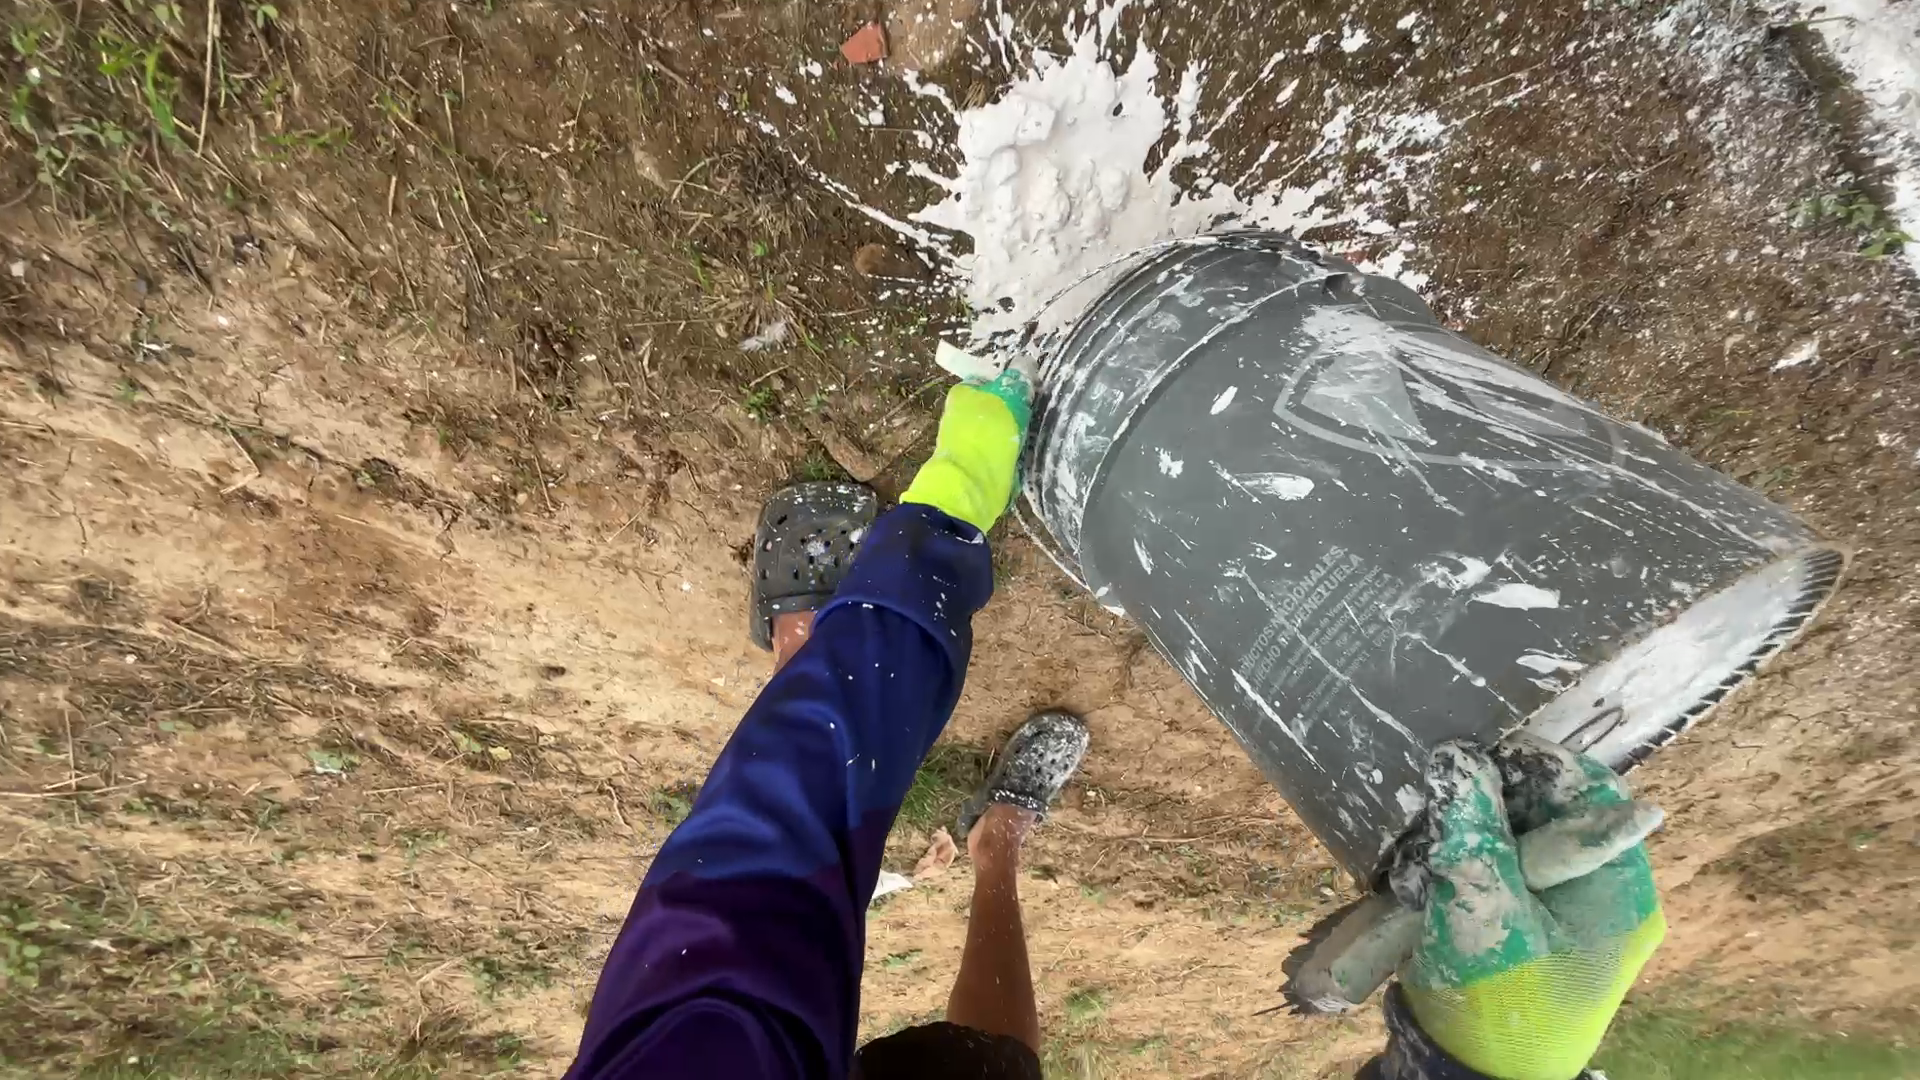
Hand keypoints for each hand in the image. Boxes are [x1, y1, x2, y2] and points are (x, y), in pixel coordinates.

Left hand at [899, 364, 1032, 534]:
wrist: (971, 488)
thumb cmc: (985, 436)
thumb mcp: (1005, 399)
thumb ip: (1017, 380)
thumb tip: (1025, 361)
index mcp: (963, 394)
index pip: (990, 379)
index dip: (1012, 383)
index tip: (1031, 390)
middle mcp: (963, 416)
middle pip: (999, 405)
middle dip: (1018, 410)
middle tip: (1036, 413)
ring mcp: (971, 443)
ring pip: (1004, 430)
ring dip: (1019, 434)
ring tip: (1036, 435)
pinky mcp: (981, 466)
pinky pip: (1005, 453)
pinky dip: (1015, 454)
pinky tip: (1028, 455)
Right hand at [1399, 734, 1664, 1079]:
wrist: (1476, 1069)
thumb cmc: (1496, 998)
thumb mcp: (1481, 908)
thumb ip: (1472, 828)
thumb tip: (1459, 753)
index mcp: (1616, 889)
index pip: (1589, 791)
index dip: (1531, 763)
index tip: (1467, 756)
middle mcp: (1598, 886)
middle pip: (1548, 803)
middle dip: (1489, 793)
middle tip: (1439, 801)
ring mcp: (1561, 899)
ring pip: (1513, 823)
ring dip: (1467, 821)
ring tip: (1430, 842)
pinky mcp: (1526, 907)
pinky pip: (1495, 851)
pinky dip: (1460, 845)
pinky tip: (1432, 862)